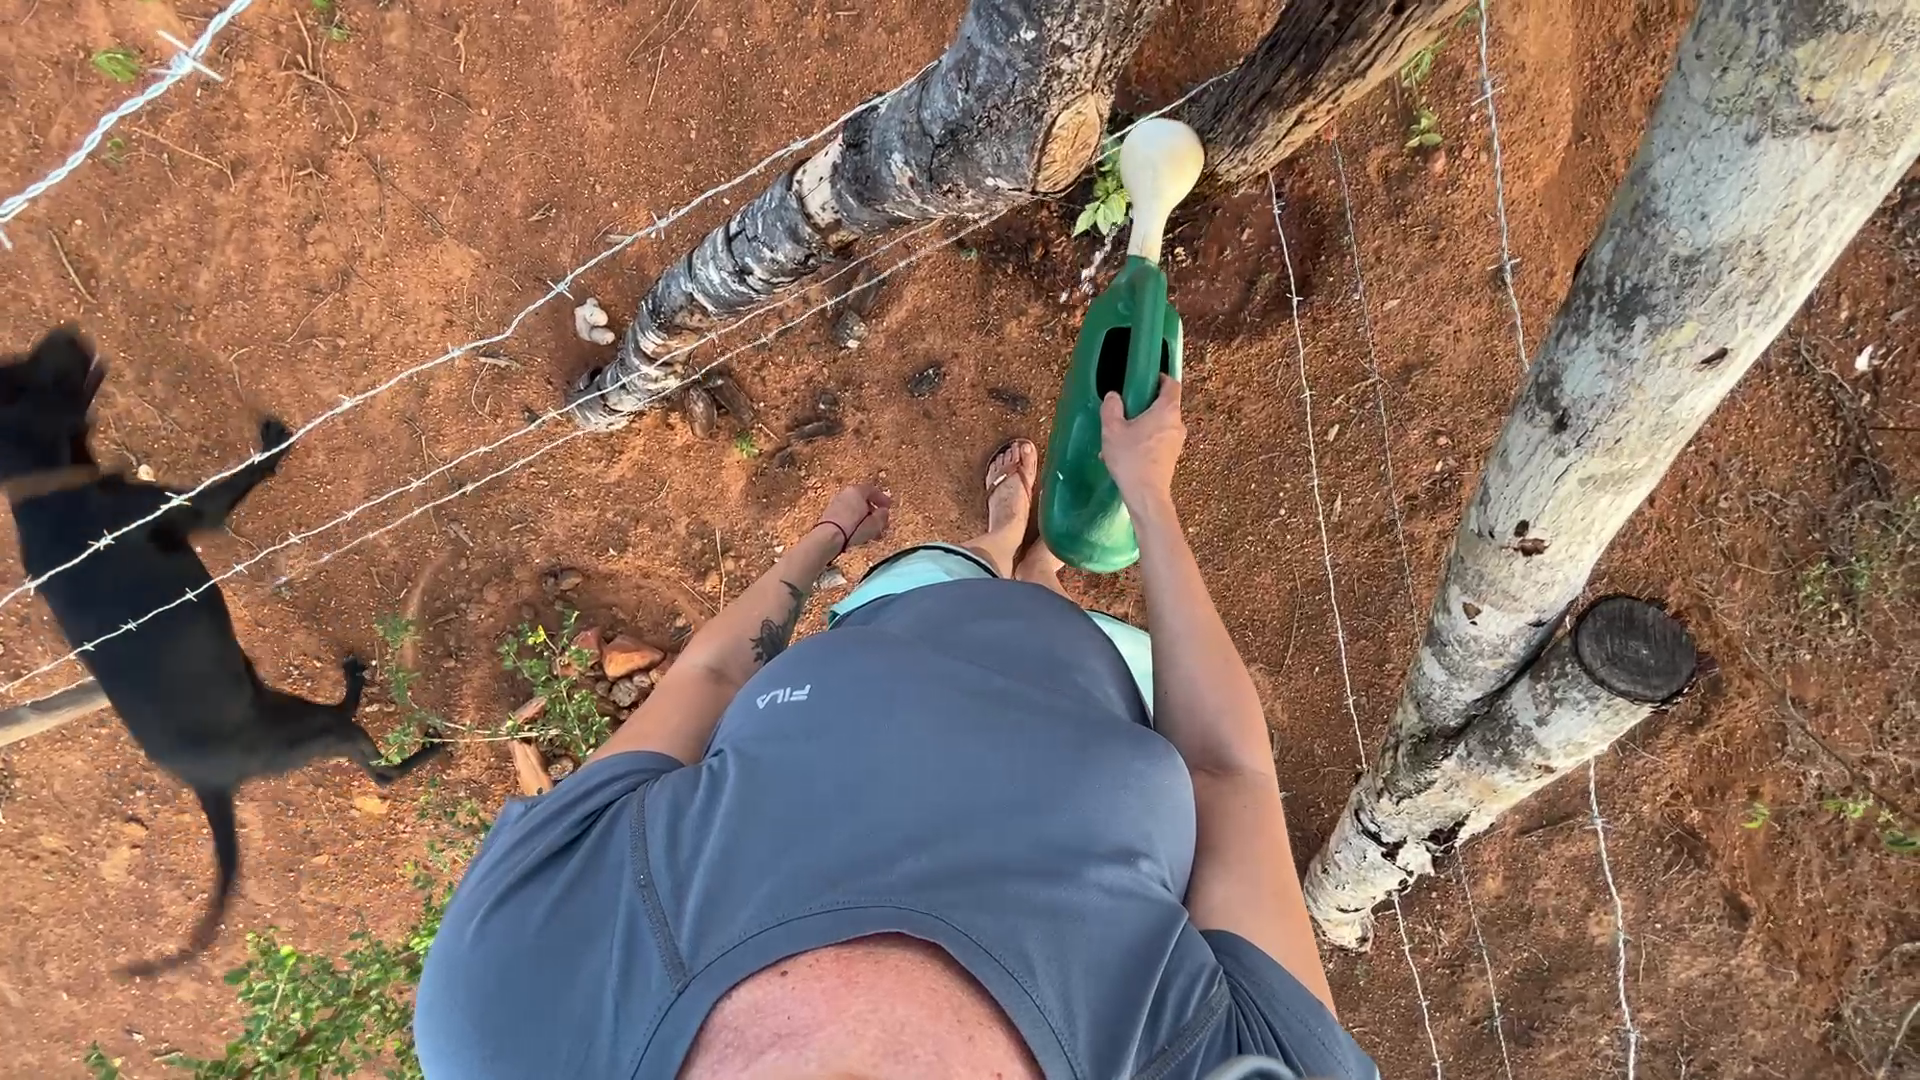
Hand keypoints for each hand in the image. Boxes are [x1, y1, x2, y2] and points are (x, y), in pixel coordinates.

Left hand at [817, 483, 892, 551]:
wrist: (828, 538)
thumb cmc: (853, 529)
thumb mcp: (875, 523)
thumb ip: (882, 516)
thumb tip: (884, 512)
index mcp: (857, 491)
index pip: (872, 490)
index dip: (882, 499)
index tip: (888, 507)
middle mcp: (844, 494)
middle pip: (862, 499)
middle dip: (872, 510)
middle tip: (880, 520)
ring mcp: (835, 504)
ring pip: (853, 508)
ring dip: (862, 517)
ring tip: (870, 530)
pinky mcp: (828, 515)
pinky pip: (845, 515)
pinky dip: (853, 521)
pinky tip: (857, 532)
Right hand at [1100, 375, 1185, 511]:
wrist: (1146, 494)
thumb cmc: (1131, 458)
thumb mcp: (1112, 430)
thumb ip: (1111, 408)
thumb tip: (1114, 396)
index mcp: (1167, 410)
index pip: (1172, 384)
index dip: (1160, 378)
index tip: (1145, 379)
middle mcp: (1177, 423)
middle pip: (1165, 405)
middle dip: (1146, 404)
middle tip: (1126, 409)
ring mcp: (1177, 442)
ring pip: (1160, 425)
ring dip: (1143, 425)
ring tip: (1121, 435)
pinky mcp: (1172, 457)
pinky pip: (1159, 441)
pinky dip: (1145, 440)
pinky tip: (1126, 453)